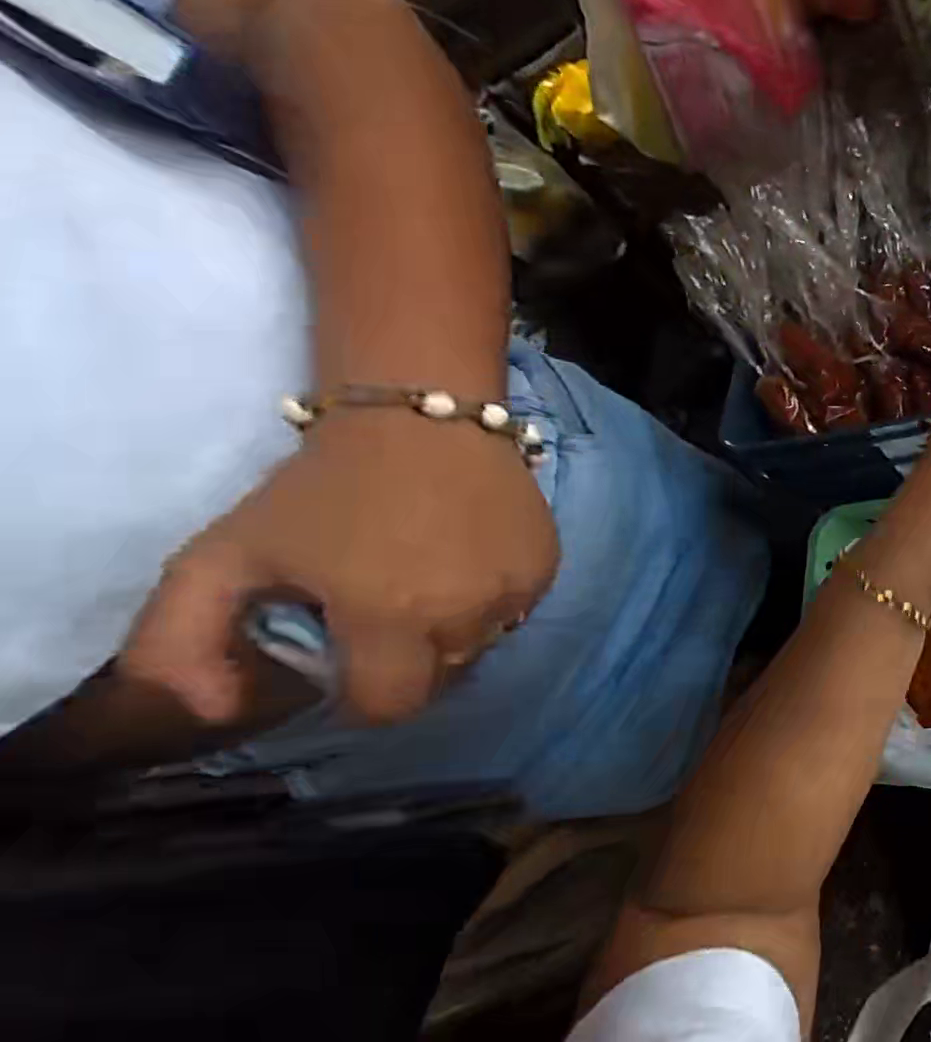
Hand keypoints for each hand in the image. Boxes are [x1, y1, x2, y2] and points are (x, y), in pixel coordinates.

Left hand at [120, 412, 559, 724]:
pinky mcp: (547, 568)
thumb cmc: (326, 488)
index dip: (362, 695)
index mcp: (389, 617)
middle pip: (441, 678)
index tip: (350, 659)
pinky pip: (516, 610)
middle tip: (389, 616)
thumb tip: (218, 713)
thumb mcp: (218, 556)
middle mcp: (467, 613)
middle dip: (411, 661)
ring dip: (455, 630)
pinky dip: (493, 599)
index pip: (389, 706)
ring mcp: (516, 590)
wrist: (425, 422)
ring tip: (435, 581)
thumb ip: (178, 646)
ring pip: (483, 644)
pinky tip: (471, 561)